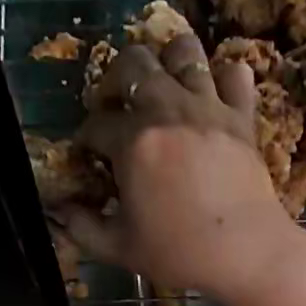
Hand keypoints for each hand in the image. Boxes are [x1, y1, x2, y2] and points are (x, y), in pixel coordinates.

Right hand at [52, 33, 305, 303]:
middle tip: (115, 107)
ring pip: (184, 52)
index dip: (85, 139)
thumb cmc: (176, 252)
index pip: (95, 124)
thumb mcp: (117, 247)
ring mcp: (209, 108)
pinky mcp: (242, 116)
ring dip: (166, 63)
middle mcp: (168, 111)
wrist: (245, 253)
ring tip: (160, 89)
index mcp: (133, 142)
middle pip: (133, 63)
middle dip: (115, 80)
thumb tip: (60, 211)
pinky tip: (210, 98)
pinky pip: (234, 73)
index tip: (87, 157)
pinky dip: (221, 78)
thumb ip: (82, 226)